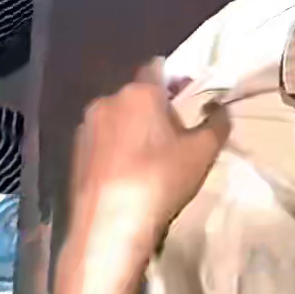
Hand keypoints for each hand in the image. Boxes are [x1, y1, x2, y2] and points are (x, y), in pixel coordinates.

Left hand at [68, 59, 226, 256]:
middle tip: (178, 132)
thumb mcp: (204, 151)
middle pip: (138, 94)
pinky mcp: (75, 153)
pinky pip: (104, 139)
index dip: (177, 78)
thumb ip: (218, 122)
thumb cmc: (161, 179)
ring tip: (153, 156)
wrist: (111, 226)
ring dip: (136, 127)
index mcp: (139, 93)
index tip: (191, 97)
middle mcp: (108, 101)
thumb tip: (219, 108)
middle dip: (157, 106)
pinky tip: (130, 172)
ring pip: (119, 117)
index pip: (158, 67)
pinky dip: (118, 147)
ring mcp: (86, 128)